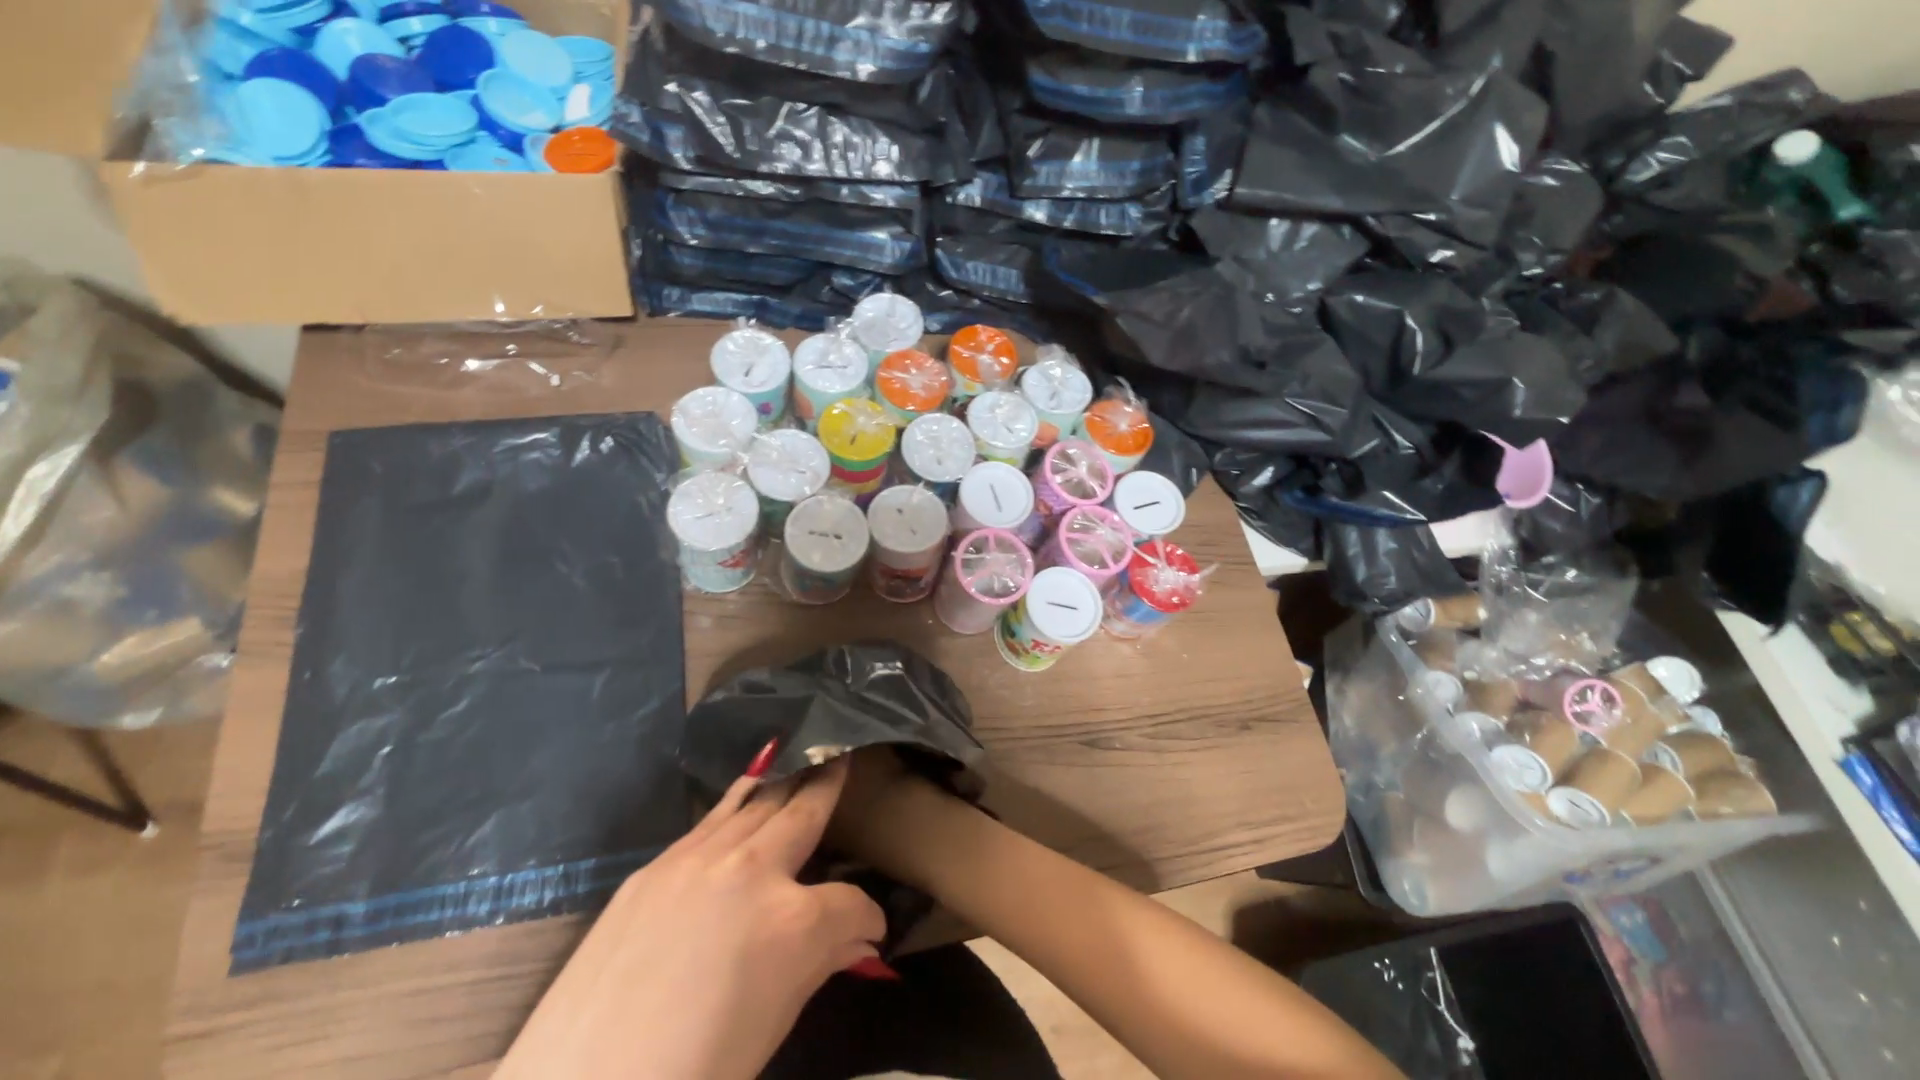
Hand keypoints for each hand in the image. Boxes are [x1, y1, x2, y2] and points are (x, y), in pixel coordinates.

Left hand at [496, 754, 886, 1079]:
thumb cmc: (699, 1070)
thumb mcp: (774, 1023)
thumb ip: (819, 965)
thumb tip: (857, 941)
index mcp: (792, 921)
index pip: (851, 904)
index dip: (868, 919)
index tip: (870, 932)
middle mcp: (749, 870)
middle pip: (801, 814)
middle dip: (828, 788)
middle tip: (843, 761)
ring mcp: (696, 861)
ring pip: (751, 803)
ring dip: (782, 784)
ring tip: (801, 762)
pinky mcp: (654, 867)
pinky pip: (708, 824)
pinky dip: (735, 808)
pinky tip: (743, 805)